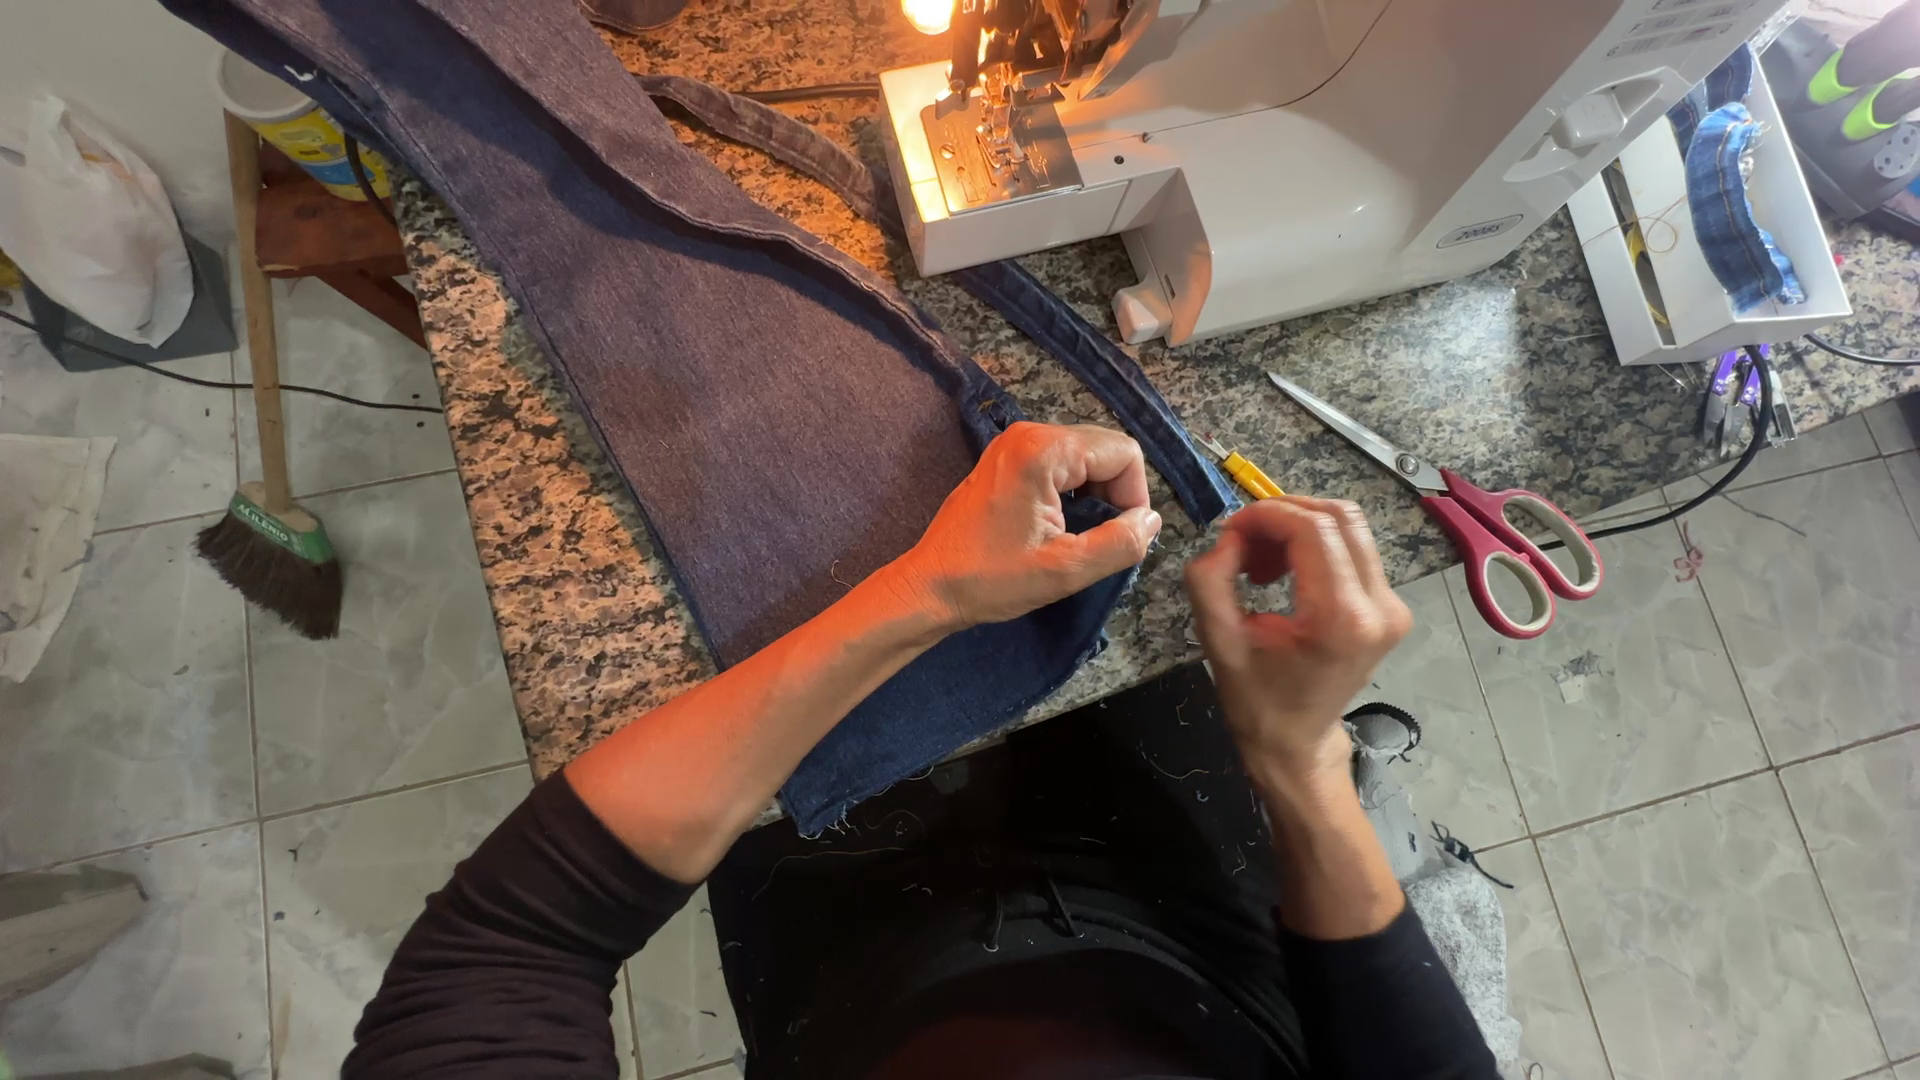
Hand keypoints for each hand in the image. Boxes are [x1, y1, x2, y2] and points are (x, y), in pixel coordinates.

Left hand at [894, 422, 1162, 629]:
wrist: (929, 587)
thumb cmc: (991, 579)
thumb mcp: (1065, 570)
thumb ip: (1120, 543)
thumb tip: (1151, 521)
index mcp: (1043, 451)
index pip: (1124, 452)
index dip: (1135, 496)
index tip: (1120, 536)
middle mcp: (1028, 434)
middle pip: (1104, 449)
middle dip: (1115, 493)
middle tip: (1097, 539)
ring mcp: (1013, 444)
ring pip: (1084, 456)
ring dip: (1093, 494)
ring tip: (1077, 535)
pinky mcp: (1004, 460)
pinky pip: (1058, 464)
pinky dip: (1071, 491)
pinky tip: (1058, 525)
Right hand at [1184, 497, 1411, 786]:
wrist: (1297, 742)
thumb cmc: (1255, 698)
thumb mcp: (1217, 640)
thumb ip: (1210, 579)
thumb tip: (1230, 538)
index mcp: (1340, 619)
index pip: (1312, 529)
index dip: (1266, 515)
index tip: (1230, 531)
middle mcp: (1380, 607)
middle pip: (1336, 517)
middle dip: (1280, 516)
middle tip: (1241, 542)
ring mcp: (1392, 605)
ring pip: (1347, 526)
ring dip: (1295, 528)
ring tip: (1259, 561)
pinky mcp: (1390, 605)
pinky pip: (1352, 548)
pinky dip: (1311, 544)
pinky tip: (1282, 570)